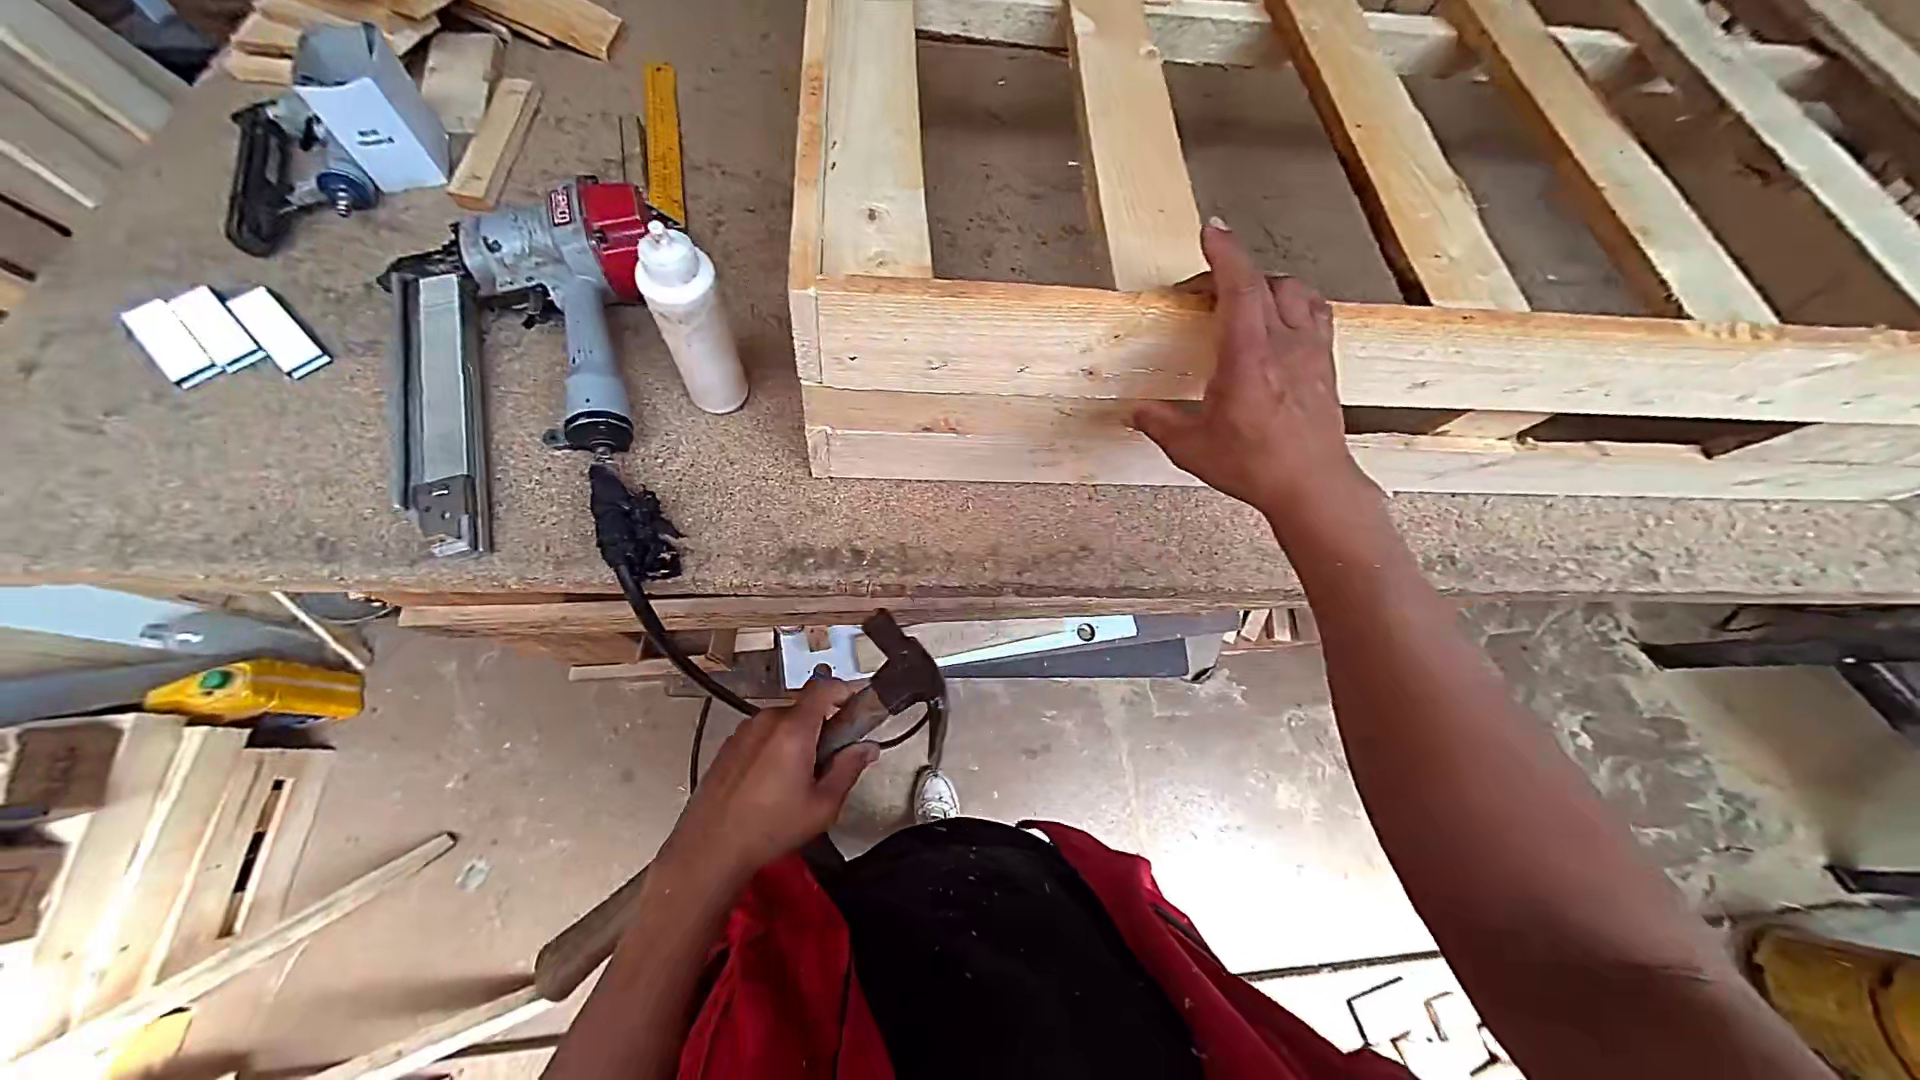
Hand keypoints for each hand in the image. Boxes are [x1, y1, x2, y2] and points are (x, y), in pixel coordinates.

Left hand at [656, 679, 878, 888]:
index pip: (823, 687)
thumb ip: (849, 769)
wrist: (709, 849)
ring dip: (796, 739)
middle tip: (830, 758)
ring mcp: (744, 731)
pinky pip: (762, 735)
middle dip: (822, 726)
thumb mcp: (822, 805)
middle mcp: (766, 721)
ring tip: (798, 778)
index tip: (855, 704)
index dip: (844, 689)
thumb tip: (867, 748)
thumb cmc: (768, 829)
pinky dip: (774, 748)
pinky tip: (771, 783)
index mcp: (793, 729)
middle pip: (804, 708)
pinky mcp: (729, 745)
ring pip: (782, 723)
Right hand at [1132, 223, 1377, 526]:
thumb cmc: (1256, 465)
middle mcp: (1284, 344)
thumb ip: (1159, 423)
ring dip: (1268, 284)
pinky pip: (1316, 314)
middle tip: (1207, 283)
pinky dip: (1296, 303)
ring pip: (1296, 292)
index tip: (1211, 230)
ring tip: (1245, 296)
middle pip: (1265, 282)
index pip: (1239, 287)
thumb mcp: (1192, 447)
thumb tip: (1137, 412)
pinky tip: (1283, 319)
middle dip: (1234, 271)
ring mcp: (1310, 352)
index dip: (1224, 253)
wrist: (1311, 485)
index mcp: (1248, 357)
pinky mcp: (1325, 365)